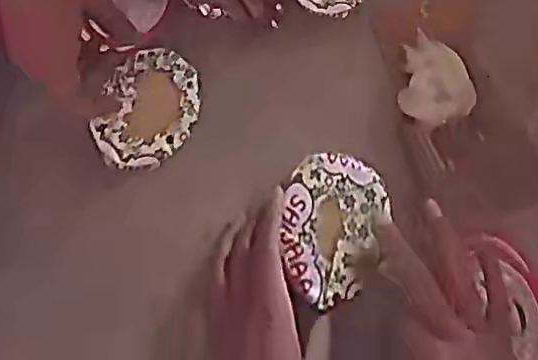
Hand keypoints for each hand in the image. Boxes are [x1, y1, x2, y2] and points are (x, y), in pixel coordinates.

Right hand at [0, 0, 137, 116]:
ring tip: (104, 36)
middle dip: (95, 74)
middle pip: (69, 86)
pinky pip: (46, 59)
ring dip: (82, 61)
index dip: (97, 104)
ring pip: (58, 72)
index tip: (117, 97)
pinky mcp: (18, 43)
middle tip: (117, 51)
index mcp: (57, 67)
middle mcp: (37, 70)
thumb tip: (135, 40)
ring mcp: (25, 57)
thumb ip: (116, 24)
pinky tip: (81, 28)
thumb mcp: (95, 1)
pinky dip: (67, 53)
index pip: (76, 102)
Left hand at [208, 189, 301, 359]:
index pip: (266, 248)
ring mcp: (220, 316)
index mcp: (268, 304)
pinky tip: (219, 259)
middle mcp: (240, 303)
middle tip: (266, 202)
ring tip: (240, 220)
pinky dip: (215, 262)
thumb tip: (329, 308)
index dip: (272, 217)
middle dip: (254, 221)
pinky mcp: (209, 331)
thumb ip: (318, 333)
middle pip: (243, 249)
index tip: (278, 194)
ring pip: (219, 263)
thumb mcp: (308, 359)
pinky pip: (208, 285)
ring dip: (230, 236)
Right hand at [377, 201, 515, 359]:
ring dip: (443, 240)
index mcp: (431, 350)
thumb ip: (398, 347)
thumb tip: (385, 318)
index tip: (370, 266)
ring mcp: (483, 328)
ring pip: (459, 275)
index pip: (398, 310)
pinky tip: (482, 246)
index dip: (384, 288)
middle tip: (384, 221)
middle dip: (401, 250)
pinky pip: (498, 296)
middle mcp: (456, 331)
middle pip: (422, 283)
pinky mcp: (505, 334)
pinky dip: (491, 270)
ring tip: (430, 207)